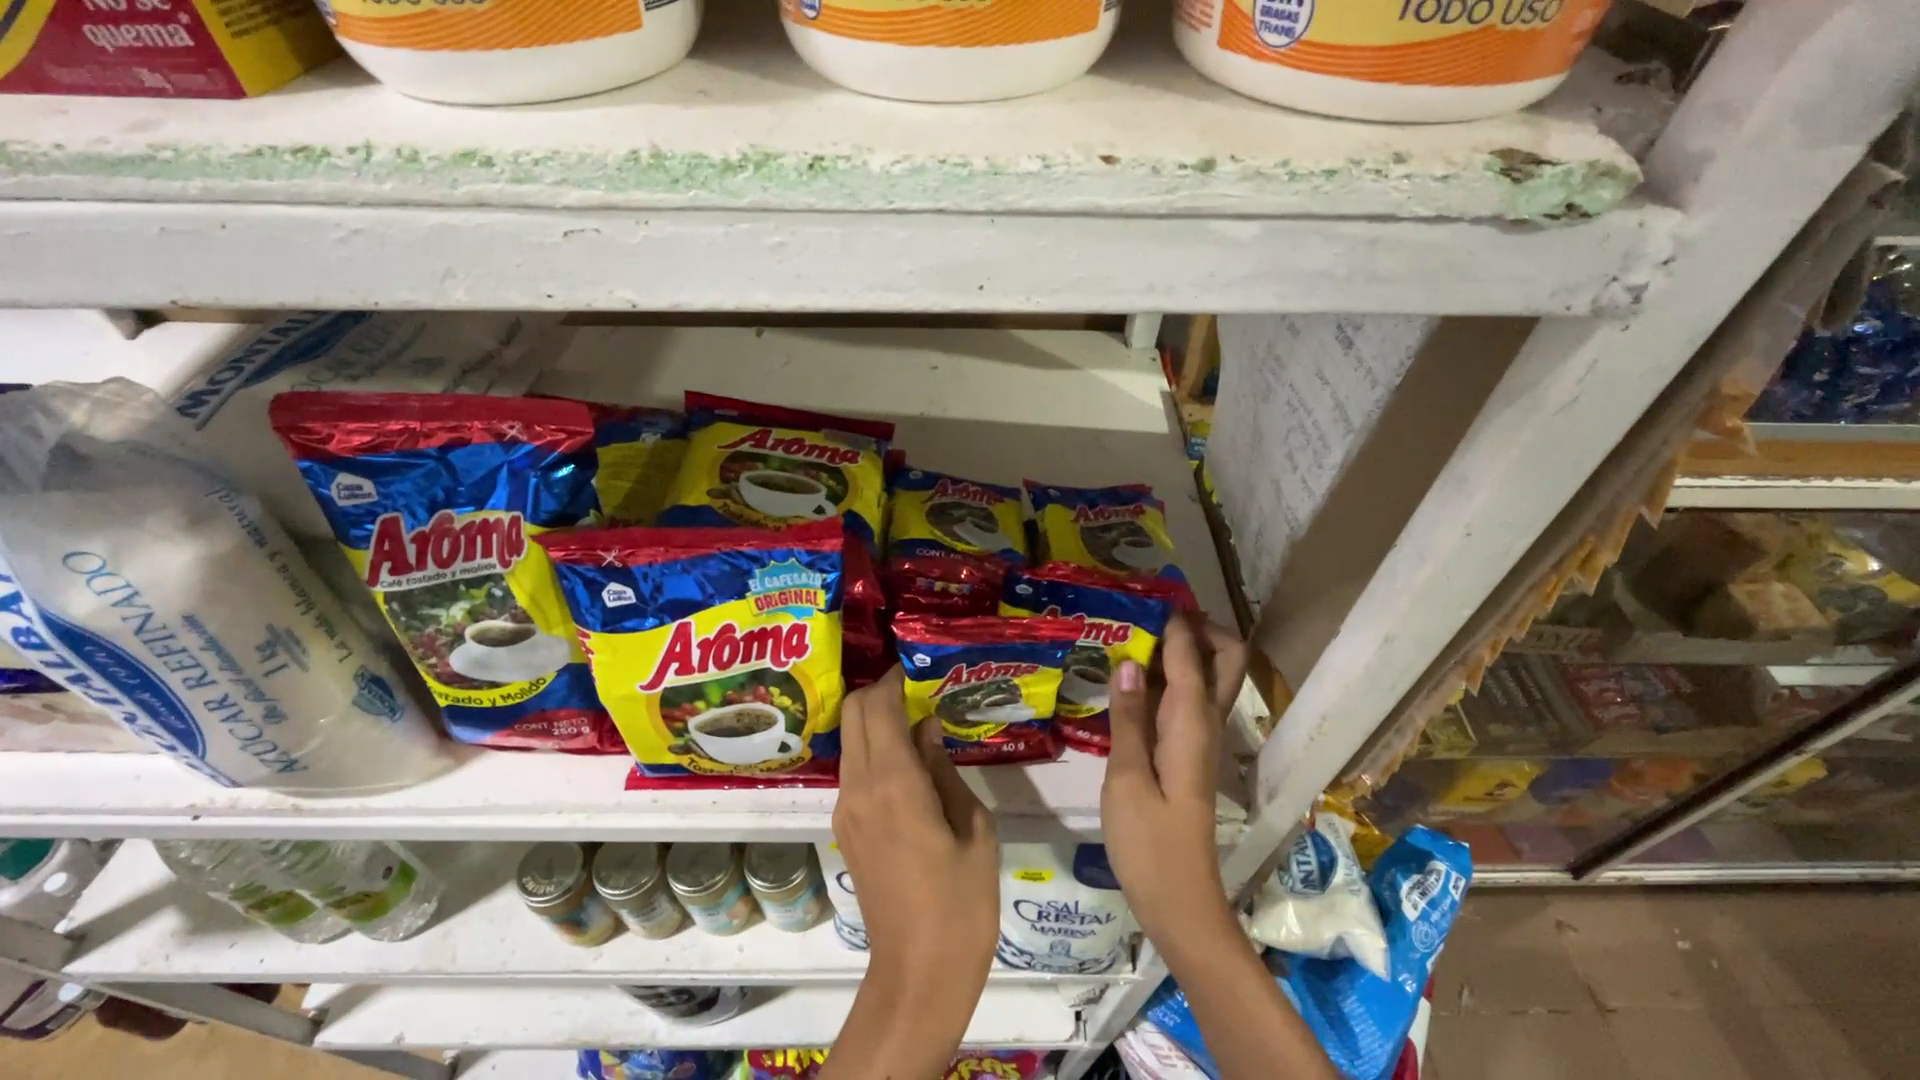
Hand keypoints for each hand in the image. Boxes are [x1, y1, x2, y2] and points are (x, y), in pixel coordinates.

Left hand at [834, 667, 999, 993]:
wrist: (918, 972)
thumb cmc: (962, 904)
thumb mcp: (974, 829)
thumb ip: (944, 770)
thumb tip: (926, 729)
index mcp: (893, 784)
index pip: (879, 706)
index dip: (895, 679)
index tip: (919, 666)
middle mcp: (858, 788)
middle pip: (853, 715)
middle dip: (879, 691)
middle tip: (917, 688)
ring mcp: (846, 810)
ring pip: (851, 742)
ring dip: (876, 722)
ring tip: (918, 721)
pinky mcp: (846, 829)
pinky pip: (855, 771)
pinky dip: (875, 751)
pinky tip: (909, 763)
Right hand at [1101, 614, 1248, 948]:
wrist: (1180, 903)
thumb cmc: (1148, 845)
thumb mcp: (1126, 780)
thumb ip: (1128, 718)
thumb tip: (1130, 661)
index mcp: (1192, 726)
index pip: (1191, 657)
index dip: (1174, 621)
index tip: (1148, 590)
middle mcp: (1206, 725)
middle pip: (1224, 659)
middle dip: (1198, 627)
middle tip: (1150, 614)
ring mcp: (1201, 742)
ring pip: (1207, 679)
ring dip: (1183, 650)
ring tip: (1133, 634)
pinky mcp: (1189, 757)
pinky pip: (1187, 701)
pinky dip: (1169, 679)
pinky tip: (1132, 681)